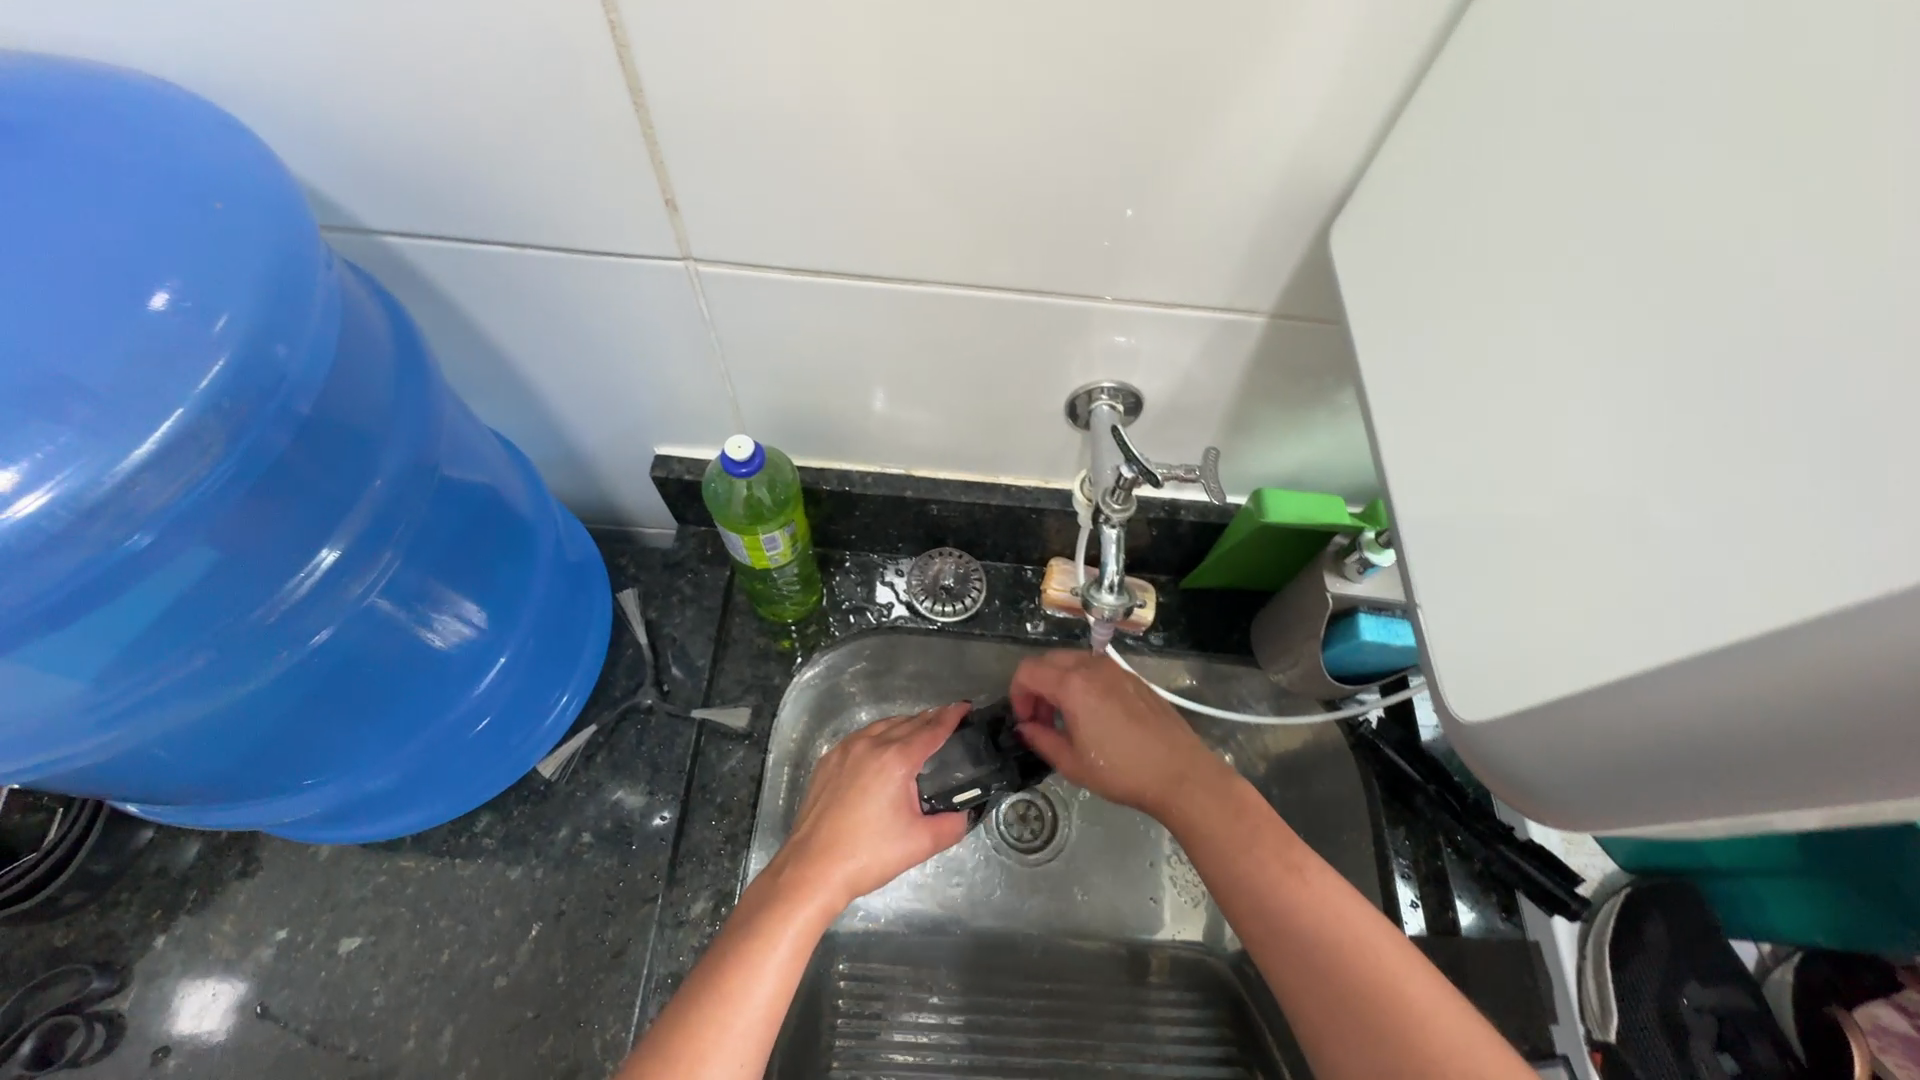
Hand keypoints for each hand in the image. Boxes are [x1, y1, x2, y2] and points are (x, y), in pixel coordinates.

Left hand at [776, 704, 972, 908]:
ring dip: (904, 725)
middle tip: (949, 722)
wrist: (813, 868)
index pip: (931, 729)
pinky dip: (879, 736)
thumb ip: (952, 825)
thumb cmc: (869, 854)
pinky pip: (860, 737)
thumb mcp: (921, 843)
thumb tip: (964, 815)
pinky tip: (883, 750)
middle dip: (930, 719)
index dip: (951, 717)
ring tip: (919, 734)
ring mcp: (844, 751)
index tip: (965, 708)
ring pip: (882, 726)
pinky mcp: (828, 762)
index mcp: (895, 759)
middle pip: (908, 723)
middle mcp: (870, 745)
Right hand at [1010, 651, 1230, 818]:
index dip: (1017, 695)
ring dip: (1059, 684)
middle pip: (1049, 661)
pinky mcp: (1134, 678)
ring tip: (1066, 720)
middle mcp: (1093, 667)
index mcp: (1073, 684)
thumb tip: (1026, 728)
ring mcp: (1117, 670)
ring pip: (1073, 662)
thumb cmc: (1122, 771)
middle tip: (1042, 721)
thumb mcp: (1073, 764)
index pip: (1028, 671)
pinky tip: (1093, 717)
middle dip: (1036, 687)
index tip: (1025, 722)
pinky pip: (1096, 670)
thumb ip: (1042, 740)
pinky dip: (1082, 684)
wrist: (1181, 773)